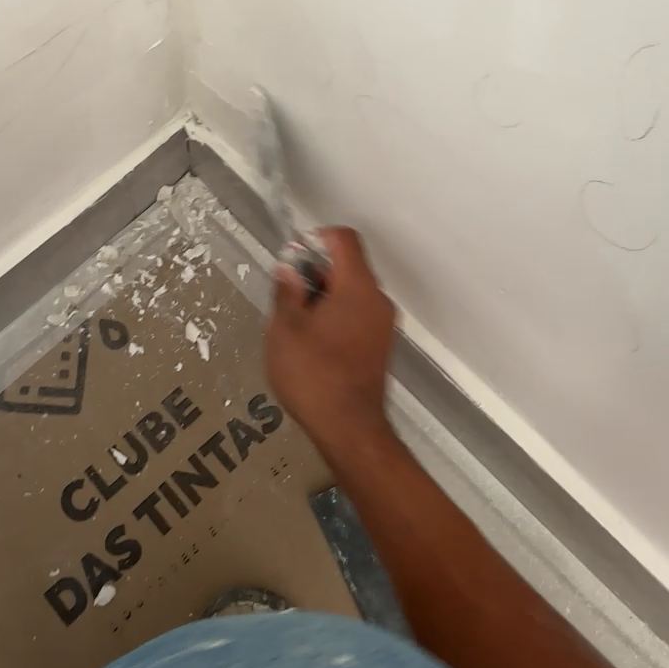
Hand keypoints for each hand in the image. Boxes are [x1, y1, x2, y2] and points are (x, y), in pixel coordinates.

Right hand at [267, 227, 397, 455]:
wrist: (348, 428)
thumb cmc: (312, 374)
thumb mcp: (286, 329)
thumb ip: (287, 291)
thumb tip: (289, 269)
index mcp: (357, 288)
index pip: (344, 240)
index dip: (316, 239)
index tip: (292, 259)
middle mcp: (377, 301)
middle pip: (348, 267)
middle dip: (314, 273)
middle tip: (286, 299)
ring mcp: (382, 325)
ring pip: (351, 293)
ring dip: (322, 297)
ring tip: (294, 325)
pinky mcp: (379, 346)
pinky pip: (356, 315)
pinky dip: (334, 317)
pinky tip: (311, 343)